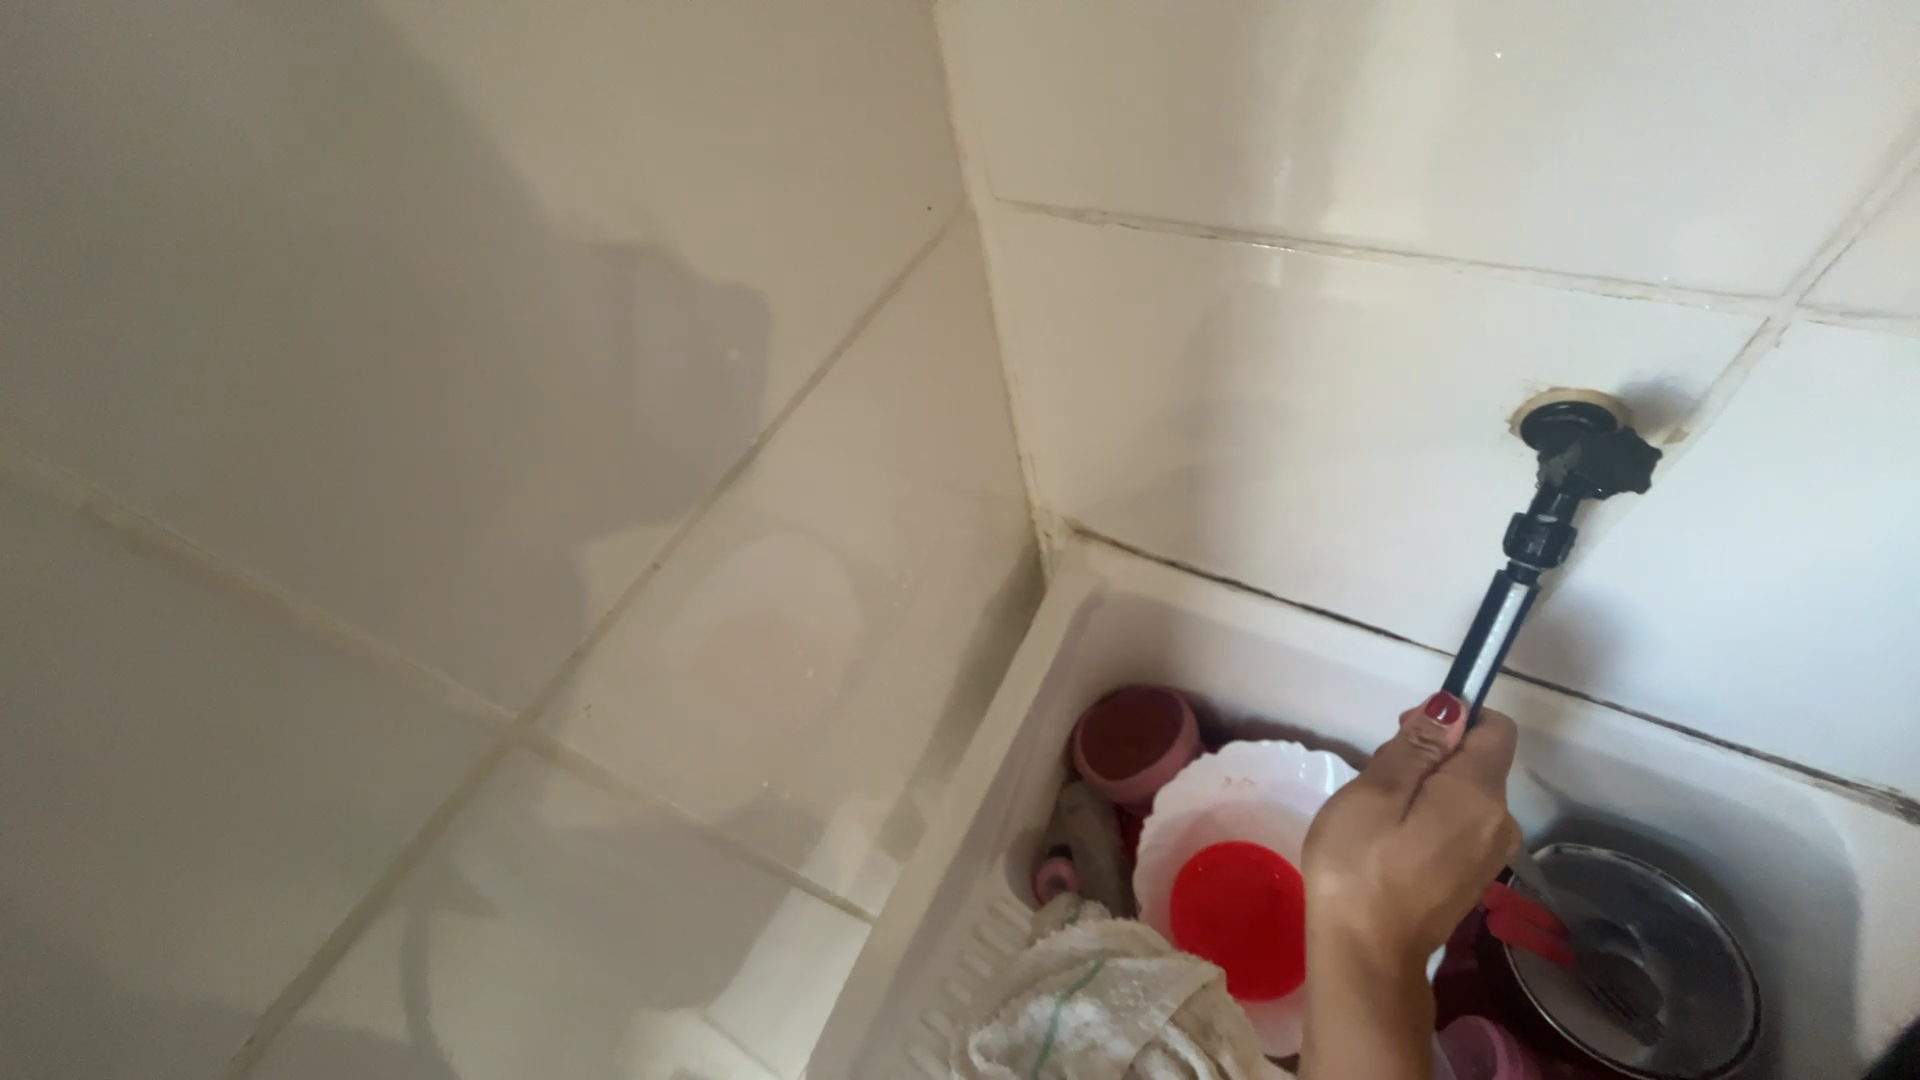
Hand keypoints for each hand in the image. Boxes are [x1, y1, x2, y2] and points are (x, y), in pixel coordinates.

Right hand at [1298, 694, 1521, 1079]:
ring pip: (1466, 792)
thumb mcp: (1374, 791)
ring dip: (1426, 784)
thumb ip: (1415, 747)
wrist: (1365, 951)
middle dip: (1432, 751)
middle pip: (1478, 760)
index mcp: (1479, 794)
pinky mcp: (1475, 874)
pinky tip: (1391, 837)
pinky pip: (1460, 822)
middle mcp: (1501, 821)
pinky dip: (1430, 814)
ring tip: (1377, 809)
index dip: (1453, 716)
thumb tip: (1452, 706)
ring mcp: (1492, 852)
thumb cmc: (1358, 862)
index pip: (1495, 728)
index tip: (1404, 732)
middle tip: (1376, 775)